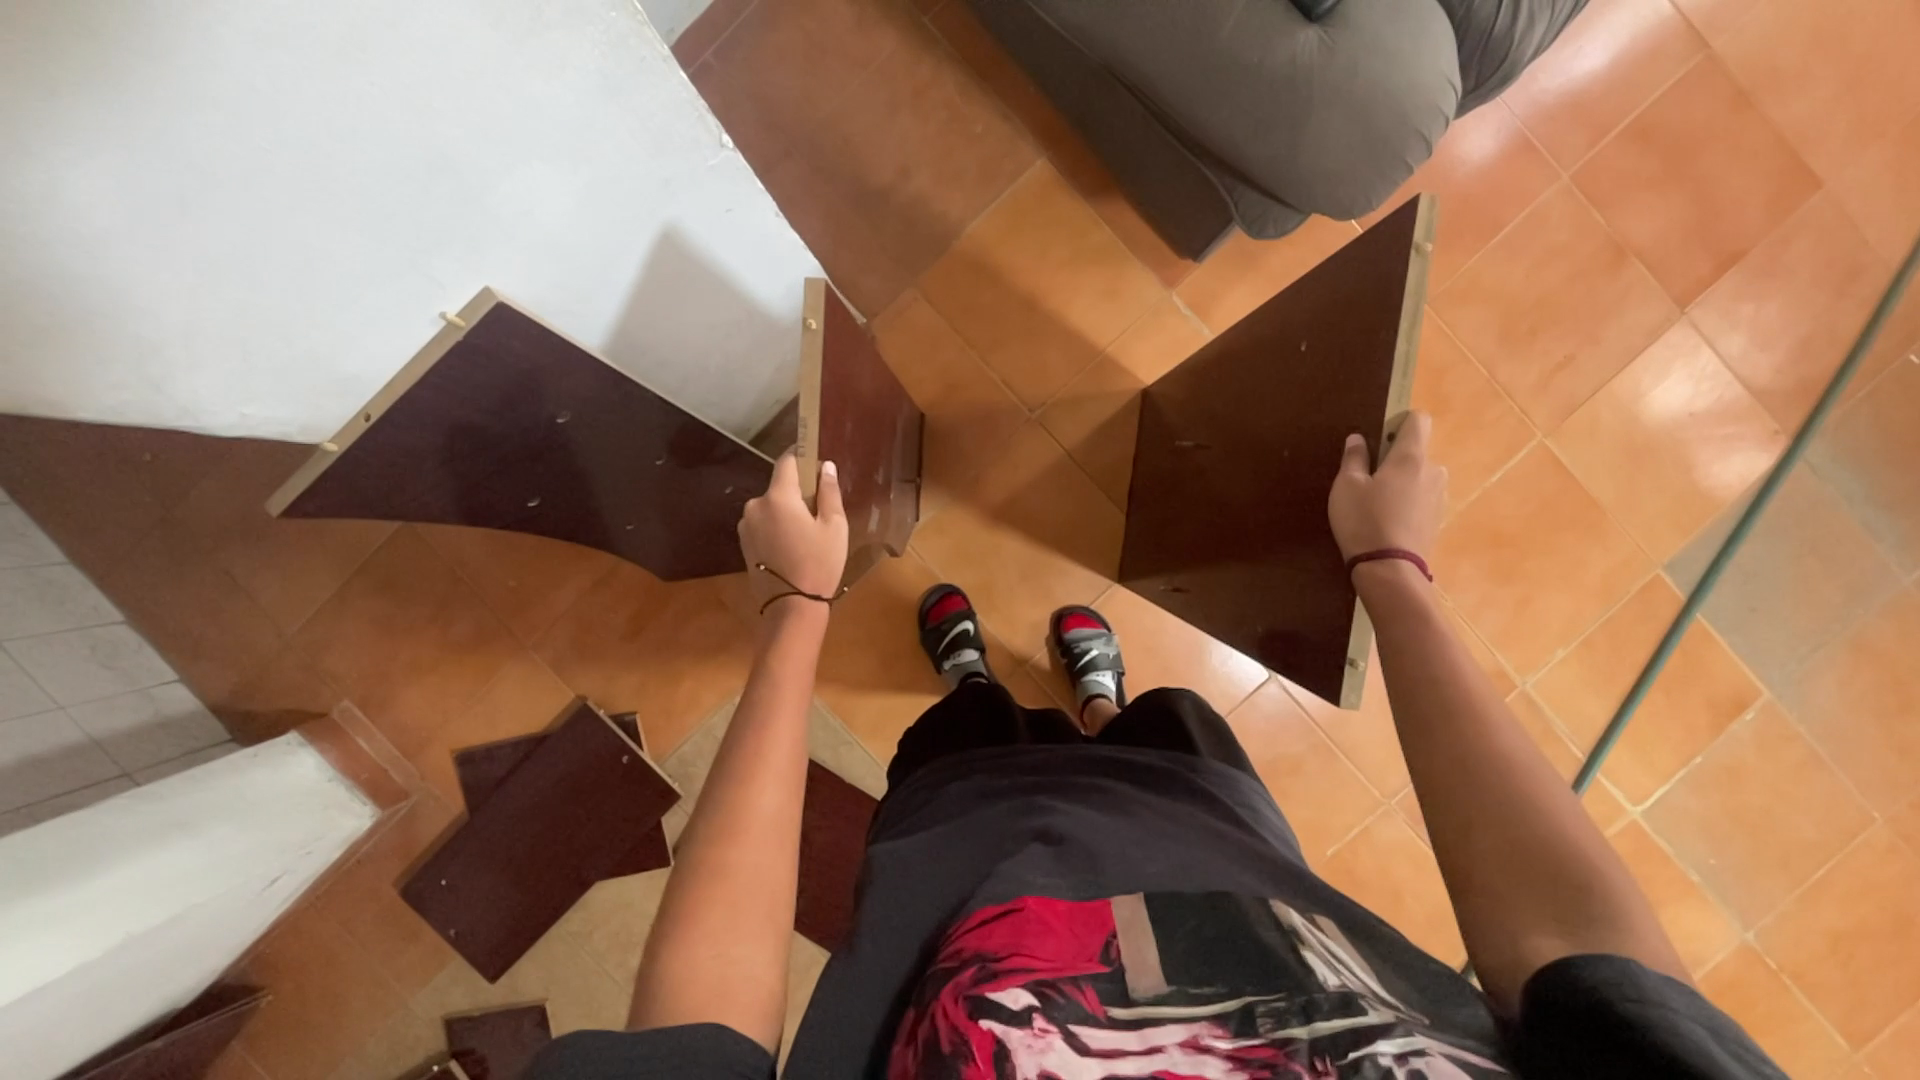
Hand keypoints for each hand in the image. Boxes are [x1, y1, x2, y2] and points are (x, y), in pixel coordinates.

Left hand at [739, 452, 847, 612]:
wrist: (791, 607)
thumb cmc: (819, 564)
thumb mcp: (834, 527)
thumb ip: (829, 492)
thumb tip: (825, 466)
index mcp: (778, 497)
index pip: (787, 461)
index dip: (802, 457)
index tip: (816, 462)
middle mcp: (755, 505)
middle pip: (779, 486)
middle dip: (798, 491)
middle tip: (820, 510)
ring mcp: (746, 525)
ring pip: (771, 506)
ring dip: (786, 511)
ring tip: (806, 532)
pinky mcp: (744, 543)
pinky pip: (763, 523)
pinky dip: (777, 526)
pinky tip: (792, 545)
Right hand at [1327, 410, 1445, 562]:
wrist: (1389, 569)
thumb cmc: (1363, 520)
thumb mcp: (1347, 486)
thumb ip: (1354, 458)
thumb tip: (1358, 438)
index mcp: (1411, 457)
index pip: (1419, 420)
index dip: (1400, 420)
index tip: (1380, 434)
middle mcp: (1433, 471)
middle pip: (1417, 452)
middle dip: (1395, 459)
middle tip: (1368, 479)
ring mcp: (1439, 496)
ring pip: (1419, 477)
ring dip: (1402, 482)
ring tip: (1377, 504)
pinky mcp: (1438, 518)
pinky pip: (1422, 499)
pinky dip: (1407, 502)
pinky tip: (1387, 521)